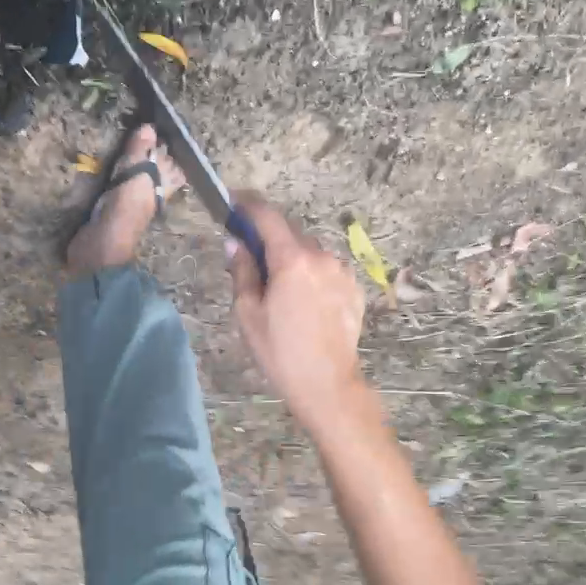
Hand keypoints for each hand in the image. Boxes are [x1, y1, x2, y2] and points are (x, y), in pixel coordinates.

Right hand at [226, 194, 367, 429]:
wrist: (327, 384)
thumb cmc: (278, 349)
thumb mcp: (247, 311)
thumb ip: (242, 270)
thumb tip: (236, 243)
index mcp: (292, 260)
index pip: (267, 217)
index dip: (247, 205)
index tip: (231, 201)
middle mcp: (321, 257)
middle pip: (289, 234)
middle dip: (267, 238)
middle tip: (248, 258)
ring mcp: (342, 272)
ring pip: (308, 252)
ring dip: (289, 258)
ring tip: (275, 289)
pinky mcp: (354, 288)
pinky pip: (324, 270)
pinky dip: (308, 274)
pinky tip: (300, 302)